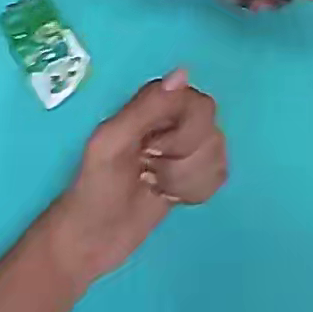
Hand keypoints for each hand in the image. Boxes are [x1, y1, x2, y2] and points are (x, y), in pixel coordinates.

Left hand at [40, 70, 226, 285]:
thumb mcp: (111, 142)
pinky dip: (195, 189)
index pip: (198, 104)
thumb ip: (145, 107)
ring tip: (156, 184)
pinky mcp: (196, 172)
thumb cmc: (95, 187)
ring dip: (185, 178)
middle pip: (211, 128)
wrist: (93, 238)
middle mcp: (176, 116)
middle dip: (183, 158)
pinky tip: (170, 195)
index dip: (182, 133)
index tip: (151, 151)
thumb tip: (183, 72)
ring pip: (217, 152)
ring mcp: (189, 144)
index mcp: (154, 101)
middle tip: (150, 169)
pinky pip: (220, 173)